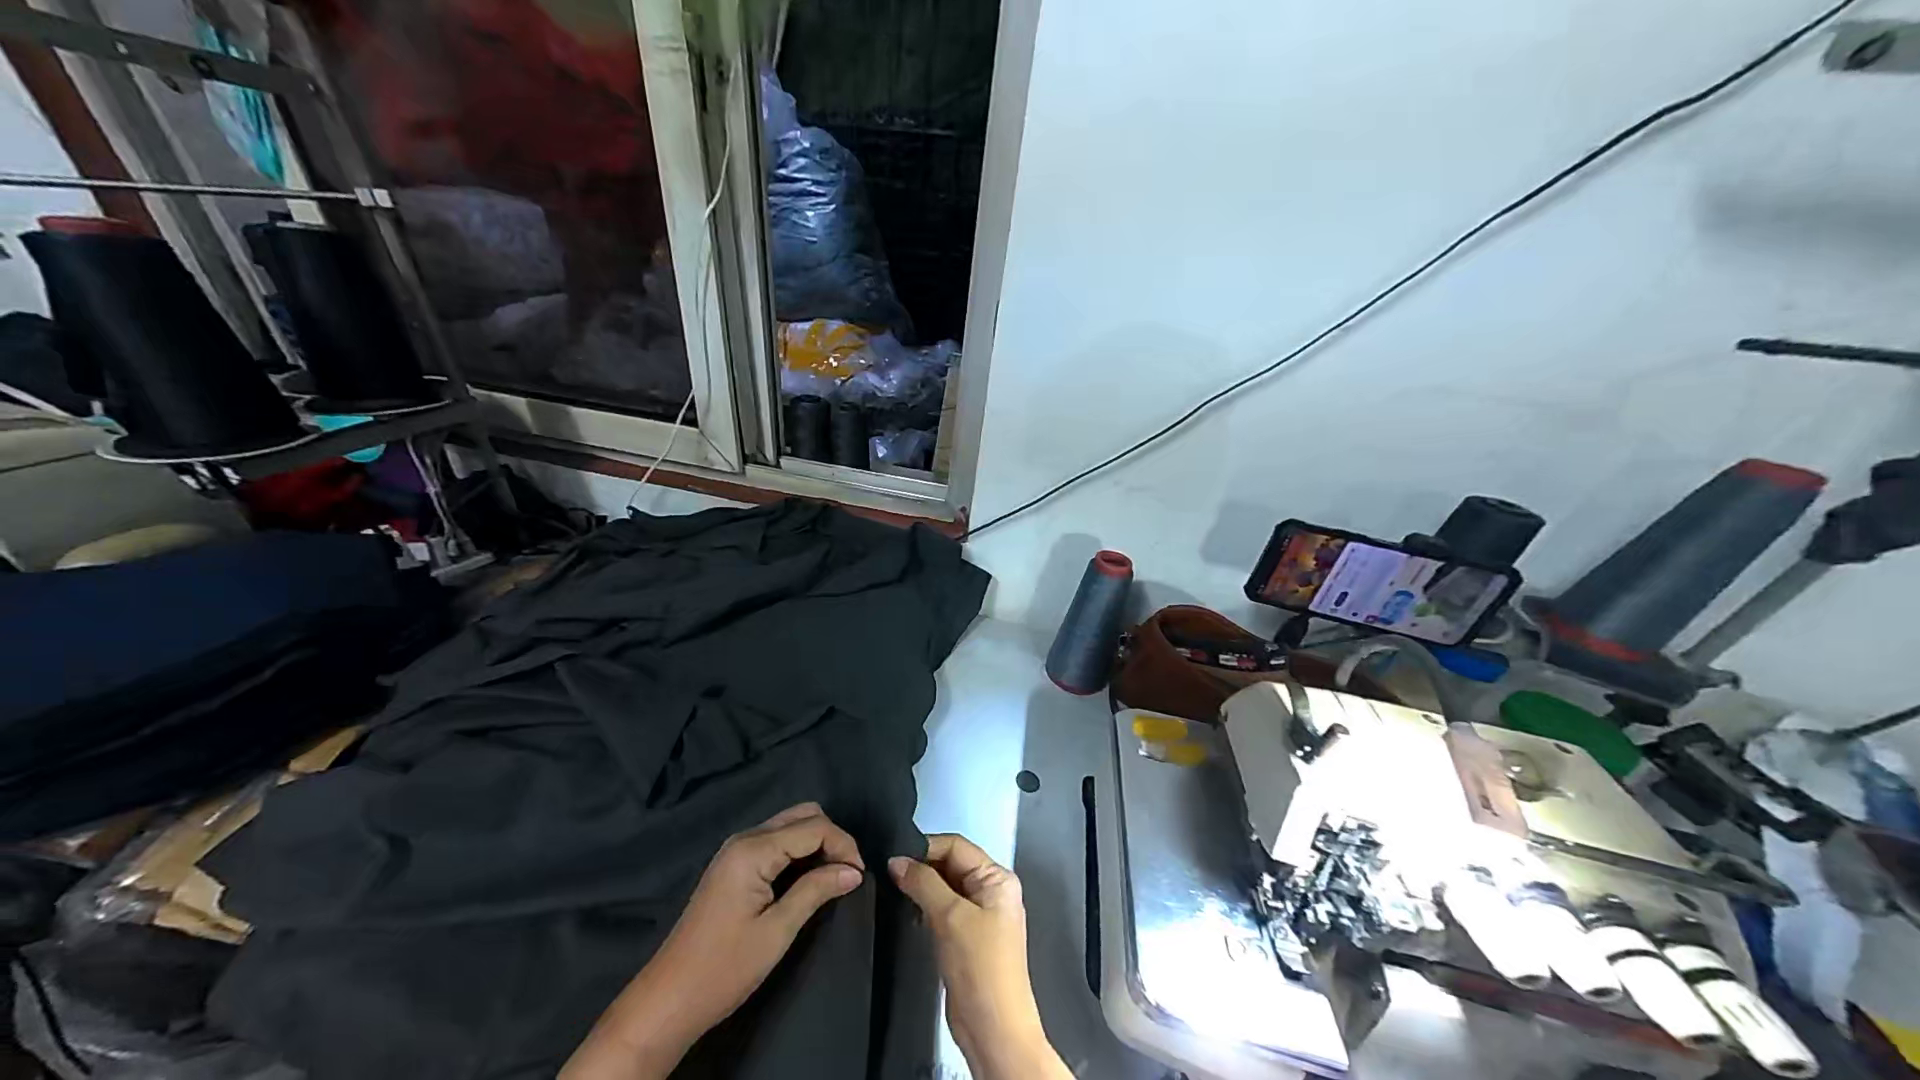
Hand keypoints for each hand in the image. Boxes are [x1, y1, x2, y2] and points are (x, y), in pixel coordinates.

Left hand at [561, 803, 864, 1079]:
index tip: (860, 877)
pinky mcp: (733, 865)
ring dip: (816, 843)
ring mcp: (736, 850)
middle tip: (848, 874)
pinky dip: (799, 851)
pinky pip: (776, 841)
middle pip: (803, 815)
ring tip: (833, 877)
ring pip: (790, 825)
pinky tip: (809, 878)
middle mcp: (745, 838)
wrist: (669, 998)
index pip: (814, 826)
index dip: (843, 845)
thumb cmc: (725, 967)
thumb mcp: (777, 931)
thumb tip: (854, 871)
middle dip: (832, 838)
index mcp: (753, 849)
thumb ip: (816, 891)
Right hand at [890, 835, 1070, 1079]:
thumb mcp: (950, 917)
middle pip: (951, 864)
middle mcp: (991, 892)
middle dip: (922, 868)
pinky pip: (942, 910)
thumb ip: (923, 883)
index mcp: (998, 879)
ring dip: (922, 888)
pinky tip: (908, 912)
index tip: (895, 857)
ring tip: (895, 891)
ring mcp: (979, 916)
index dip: (926, 848)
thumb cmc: (982, 969)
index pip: (957, 846)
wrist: (993, 1028)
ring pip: (944, 887)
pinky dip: (925, 908)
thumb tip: (897, 861)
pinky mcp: (966, 937)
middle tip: (890, 874)